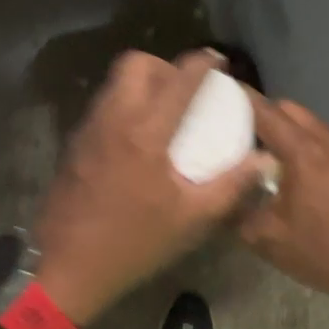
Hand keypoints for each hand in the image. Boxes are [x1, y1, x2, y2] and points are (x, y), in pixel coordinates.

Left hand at [31, 50, 274, 323]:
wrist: (63, 268)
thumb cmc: (132, 243)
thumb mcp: (191, 219)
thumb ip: (231, 185)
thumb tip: (265, 160)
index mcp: (146, 131)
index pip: (179, 79)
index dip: (202, 62)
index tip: (218, 60)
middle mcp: (114, 118)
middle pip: (136, 63)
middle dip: (164, 66)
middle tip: (184, 89)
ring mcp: (88, 128)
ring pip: (114, 82)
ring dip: (141, 83)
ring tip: (163, 110)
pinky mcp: (74, 143)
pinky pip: (103, 104)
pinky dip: (124, 104)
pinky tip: (136, 137)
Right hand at [239, 92, 328, 315]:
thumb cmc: (328, 253)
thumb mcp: (271, 240)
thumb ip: (239, 214)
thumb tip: (221, 199)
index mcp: (303, 151)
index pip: (265, 111)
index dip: (240, 99)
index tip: (219, 96)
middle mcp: (328, 139)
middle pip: (289, 109)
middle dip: (264, 114)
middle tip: (241, 135)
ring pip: (311, 124)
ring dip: (288, 131)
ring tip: (269, 157)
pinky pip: (327, 140)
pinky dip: (308, 145)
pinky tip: (301, 176)